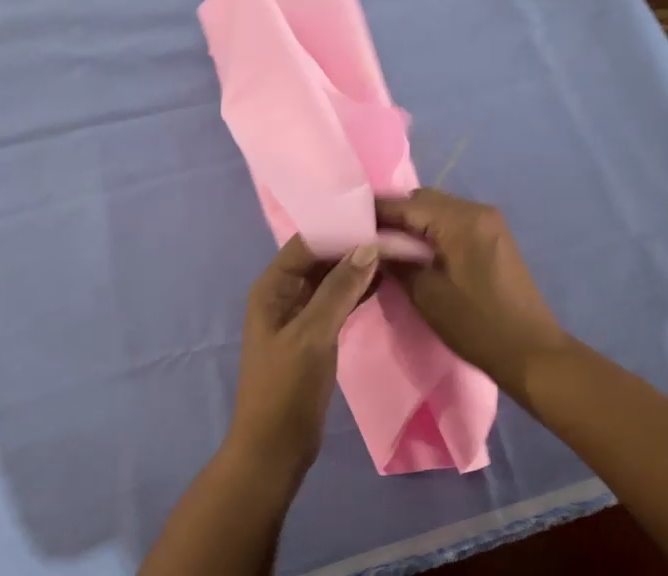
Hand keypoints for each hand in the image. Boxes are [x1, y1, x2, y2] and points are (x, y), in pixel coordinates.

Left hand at [228, 234, 379, 474]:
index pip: (307, 242)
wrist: (274, 449)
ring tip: (395, 254)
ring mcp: (298, 315)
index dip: (339, 228)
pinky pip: (336, 302)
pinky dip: (357, 292)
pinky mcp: (314, 335)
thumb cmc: (287, 388)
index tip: (377, 219)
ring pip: (330, 279)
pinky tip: (383, 283)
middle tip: (393, 235)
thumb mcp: (314, 334)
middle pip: (320, 258)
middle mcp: (282, 294)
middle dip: (352, 246)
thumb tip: (368, 246)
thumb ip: (339, 289)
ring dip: (357, 268)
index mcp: (272, 287)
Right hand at [378, 189, 568, 390]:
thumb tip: (375, 247)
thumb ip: (398, 262)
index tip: (348, 222)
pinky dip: (434, 229)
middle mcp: (477, 210)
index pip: (407, 204)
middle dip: (395, 215)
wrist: (531, 351)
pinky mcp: (495, 236)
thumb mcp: (427, 295)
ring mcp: (490, 222)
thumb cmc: (477, 325)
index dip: (376, 212)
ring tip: (389, 245)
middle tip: (368, 237)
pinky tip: (417, 250)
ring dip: (415, 221)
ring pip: (440, 209)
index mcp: (461, 220)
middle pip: (424, 200)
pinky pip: (455, 221)